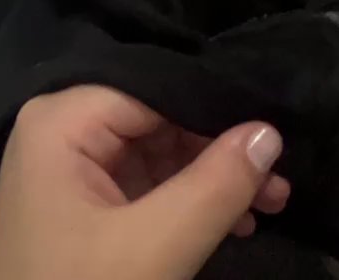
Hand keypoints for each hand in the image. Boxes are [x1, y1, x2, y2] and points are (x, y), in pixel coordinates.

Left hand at [0, 85, 289, 279]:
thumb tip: (269, 131)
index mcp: (60, 119)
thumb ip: (215, 185)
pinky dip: (184, 200)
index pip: (151, 90)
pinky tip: (232, 219)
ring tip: (270, 202)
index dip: (212, 108)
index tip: (274, 132)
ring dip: (208, 178)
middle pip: (152, 118)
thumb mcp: (154, 248)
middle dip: (216, 148)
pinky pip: (140, 182)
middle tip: (280, 180)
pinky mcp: (78, 203)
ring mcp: (65, 165)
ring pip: (152, 151)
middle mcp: (58, 127)